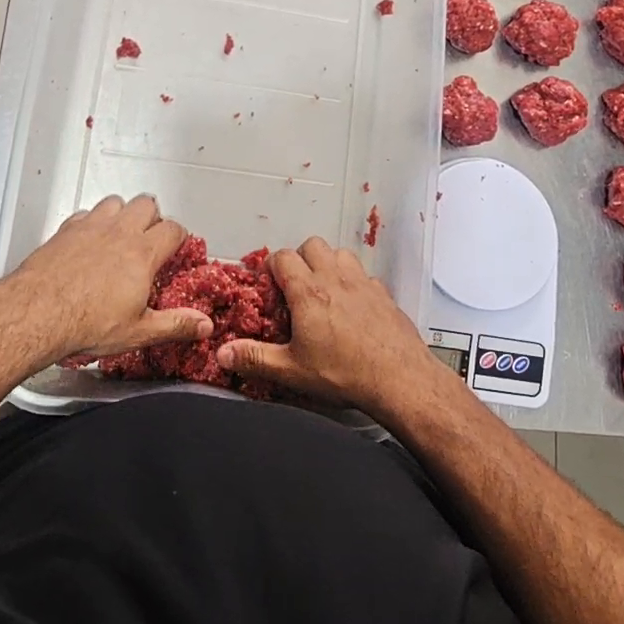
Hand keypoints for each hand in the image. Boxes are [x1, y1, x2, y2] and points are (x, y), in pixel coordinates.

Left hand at [0, 195, 210, 361]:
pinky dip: (91, 221)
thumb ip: (176, 324)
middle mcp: (119, 232)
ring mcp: (91, 227)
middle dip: (153, 218)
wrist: (36, 314)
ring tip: (120, 233)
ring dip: (122, 213)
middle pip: (147, 204)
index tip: (176, 249)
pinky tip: (88, 241)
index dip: (179, 237)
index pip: (173, 229)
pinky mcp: (66, 230)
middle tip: (150, 238)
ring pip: (116, 202)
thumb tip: (203, 325)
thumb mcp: (139, 331)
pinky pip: (85, 213)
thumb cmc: (86, 322)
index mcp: (142, 253)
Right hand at [216, 237, 444, 413]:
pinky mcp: (384, 295)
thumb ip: (255, 358)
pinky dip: (354, 283)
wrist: (399, 378)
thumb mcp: (291, 370)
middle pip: (312, 245)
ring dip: (328, 264)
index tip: (269, 285)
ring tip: (323, 290)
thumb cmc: (345, 373)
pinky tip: (352, 307)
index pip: (283, 257)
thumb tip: (223, 353)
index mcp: (308, 292)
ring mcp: (363, 283)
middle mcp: (335, 278)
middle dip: (300, 259)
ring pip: (341, 253)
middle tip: (294, 286)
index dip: (272, 267)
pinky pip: (364, 276)